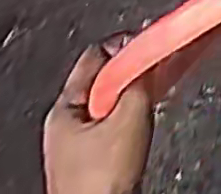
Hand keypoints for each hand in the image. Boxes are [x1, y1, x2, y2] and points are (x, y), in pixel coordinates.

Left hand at [44, 37, 153, 193]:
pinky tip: (146, 118)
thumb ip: (140, 77)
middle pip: (105, 75)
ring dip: (135, 91)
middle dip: (133, 69)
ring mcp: (76, 140)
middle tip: (156, 69)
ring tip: (153, 95)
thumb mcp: (130, 113)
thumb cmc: (103, 176)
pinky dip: (132, 110)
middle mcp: (66, 121)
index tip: (152, 45)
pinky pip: (114, 117)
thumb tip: (151, 51)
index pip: (97, 54)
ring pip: (112, 97)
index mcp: (64, 108)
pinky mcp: (91, 155)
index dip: (127, 44)